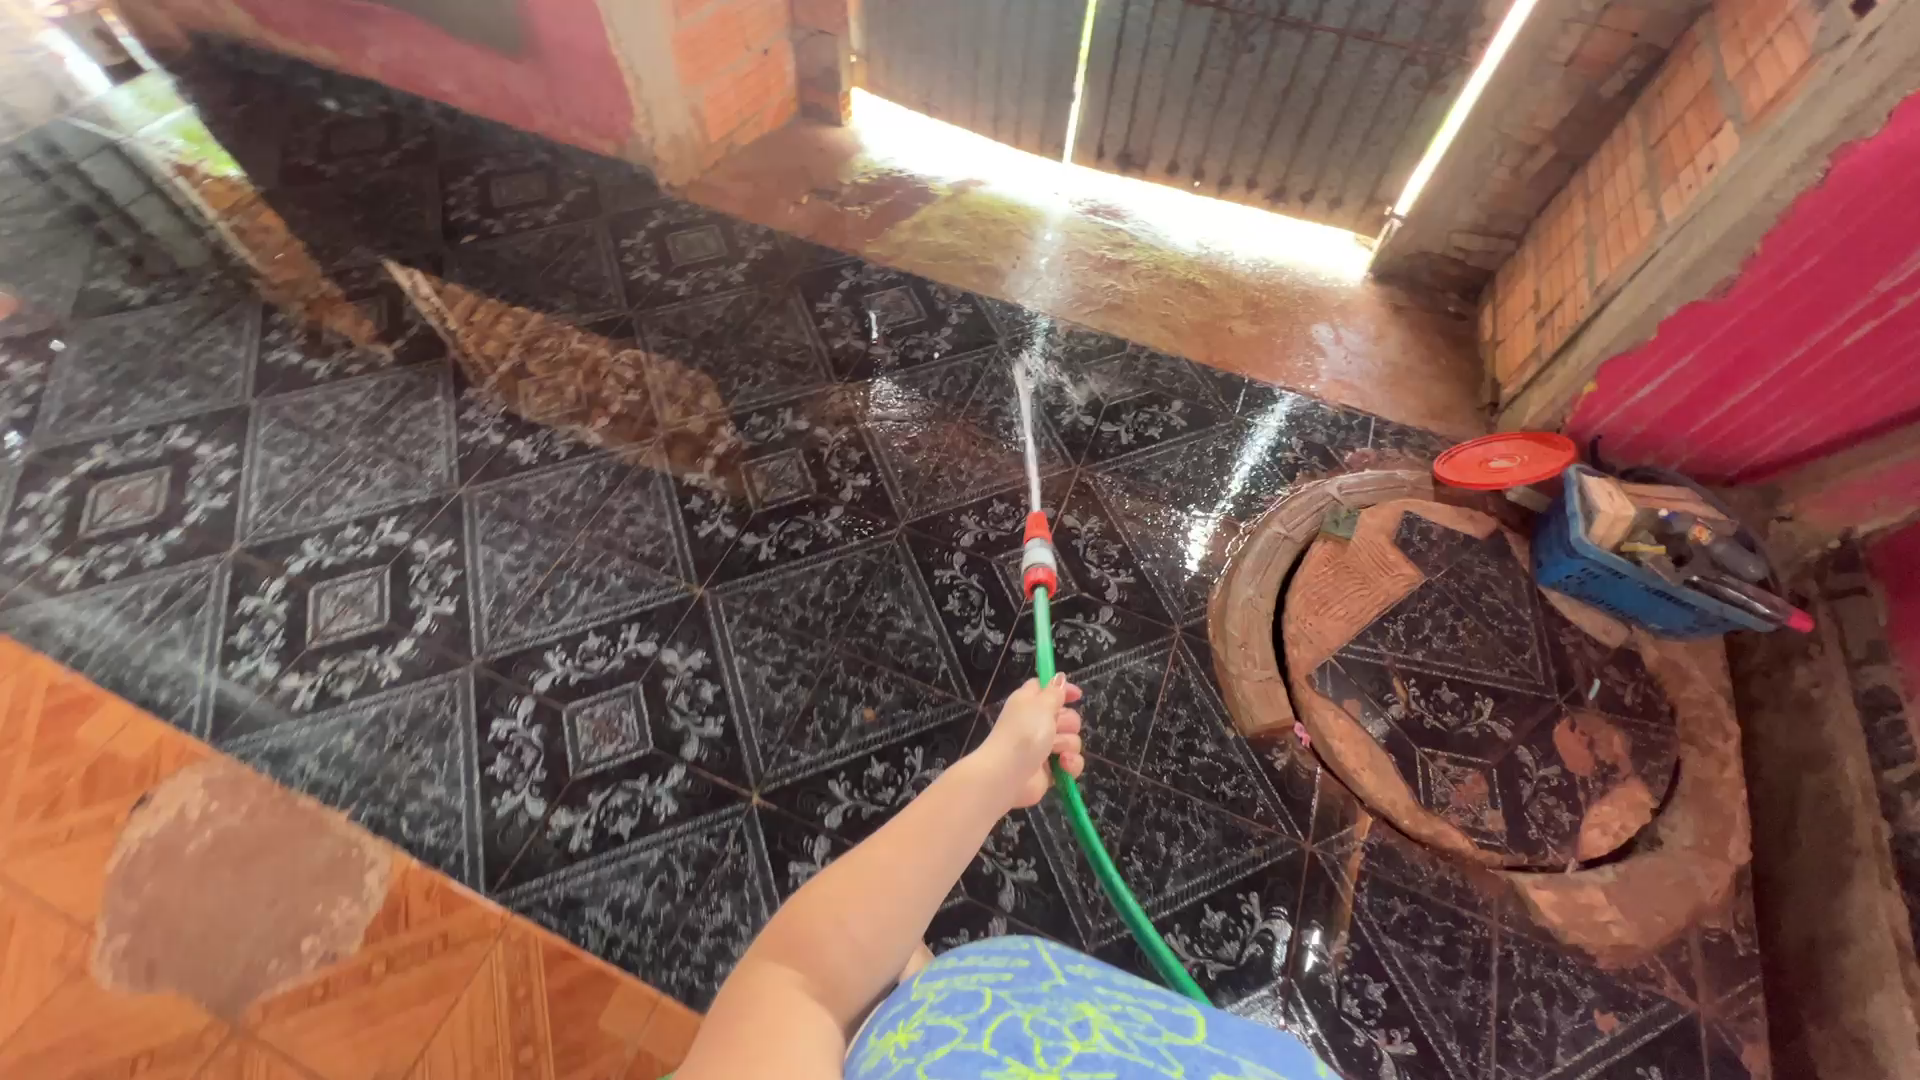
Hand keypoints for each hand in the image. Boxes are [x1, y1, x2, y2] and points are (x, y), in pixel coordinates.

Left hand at [977, 674, 1083, 808]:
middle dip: (1068, 723)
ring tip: (1055, 751)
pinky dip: (1070, 765)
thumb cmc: (1023, 733)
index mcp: (1029, 702)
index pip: (1048, 689)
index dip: (1062, 690)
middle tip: (1056, 728)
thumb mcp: (1040, 705)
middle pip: (1067, 716)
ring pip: (1072, 740)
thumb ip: (1054, 692)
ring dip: (1067, 745)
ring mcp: (1044, 747)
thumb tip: (1059, 676)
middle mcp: (1036, 723)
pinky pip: (1071, 762)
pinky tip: (1062, 766)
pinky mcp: (1051, 769)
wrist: (1008, 774)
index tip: (1077, 695)